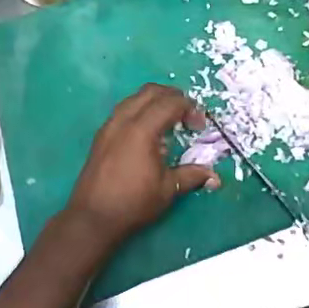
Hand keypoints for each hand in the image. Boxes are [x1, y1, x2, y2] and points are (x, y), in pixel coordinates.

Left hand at [64, 83, 217, 246]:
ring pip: (134, 98)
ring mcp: (109, 126)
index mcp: (141, 129)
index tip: (200, 126)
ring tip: (169, 122)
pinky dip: (139, 111)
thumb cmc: (133, 202)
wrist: (93, 216)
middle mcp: (123, 120)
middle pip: (150, 92)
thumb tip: (215, 177)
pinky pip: (123, 111)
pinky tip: (148, 134)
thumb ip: (192, 175)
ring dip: (154, 102)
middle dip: (172, 97)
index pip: (169, 103)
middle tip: (188, 115)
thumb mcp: (168, 189)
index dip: (190, 108)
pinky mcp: (101, 135)